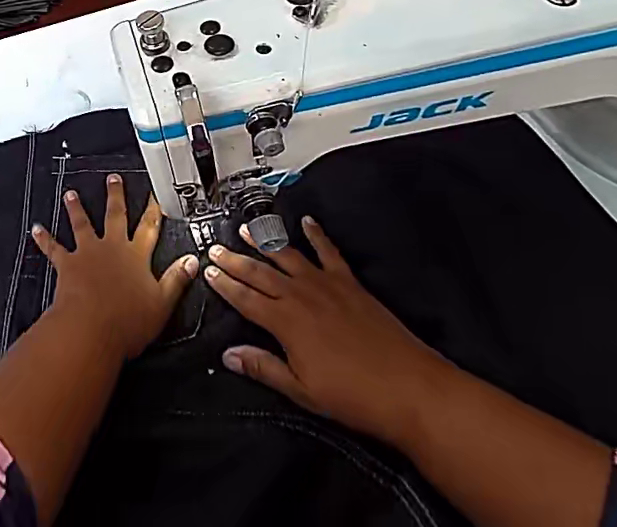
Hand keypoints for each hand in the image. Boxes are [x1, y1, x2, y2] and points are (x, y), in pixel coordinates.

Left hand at [31, 174, 197, 362]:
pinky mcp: (67, 265)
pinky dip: (44, 238)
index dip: (153, 210)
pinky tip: (36, 228)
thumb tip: (193, 261)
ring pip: (82, 224)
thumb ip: (177, 280)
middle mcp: (112, 248)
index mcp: (136, 256)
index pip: (149, 227)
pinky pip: (53, 248)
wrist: (90, 329)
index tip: (154, 195)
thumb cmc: (127, 321)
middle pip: (115, 216)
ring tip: (71, 194)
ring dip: (77, 208)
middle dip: (115, 196)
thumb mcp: (162, 303)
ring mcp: (87, 253)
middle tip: (113, 178)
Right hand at [205, 216, 453, 446]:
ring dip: (264, 241)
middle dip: (235, 259)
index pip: (245, 298)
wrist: (408, 386)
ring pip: (287, 255)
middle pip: (259, 272)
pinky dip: (317, 234)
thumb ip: (263, 367)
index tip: (208, 272)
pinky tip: (307, 222)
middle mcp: (301, 295)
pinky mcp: (349, 282)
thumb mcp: (301, 390)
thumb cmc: (353, 395)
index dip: (224, 284)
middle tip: (216, 248)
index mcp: (286, 321)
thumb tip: (229, 355)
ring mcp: (326, 284)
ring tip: (246, 229)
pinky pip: (328, 251)